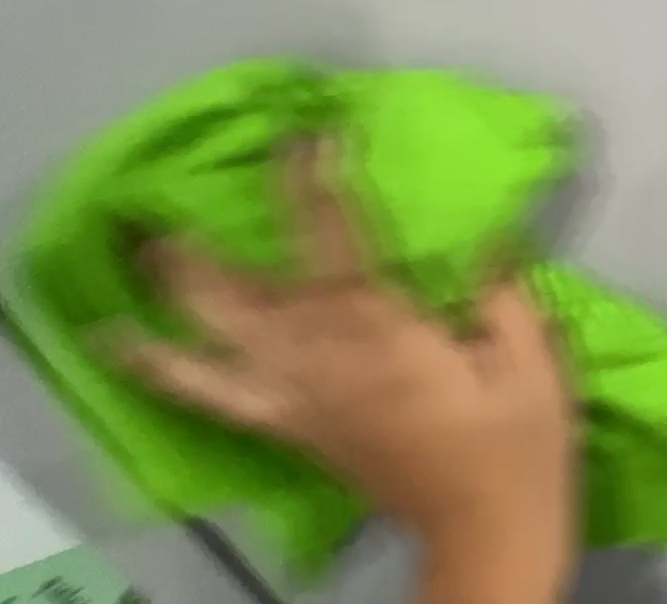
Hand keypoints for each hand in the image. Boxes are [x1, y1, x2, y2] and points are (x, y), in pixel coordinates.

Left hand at [110, 139, 577, 603]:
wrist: (486, 526)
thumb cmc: (520, 440)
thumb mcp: (537, 361)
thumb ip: (505, 297)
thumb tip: (491, 237)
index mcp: (391, 344)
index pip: (342, 254)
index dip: (321, 194)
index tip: (314, 140)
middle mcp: (328, 368)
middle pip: (257, 295)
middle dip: (234, 234)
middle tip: (214, 181)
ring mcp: (302, 402)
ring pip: (219, 341)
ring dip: (181, 290)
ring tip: (155, 241)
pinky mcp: (296, 428)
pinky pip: (214, 397)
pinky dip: (163, 368)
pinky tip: (130, 343)